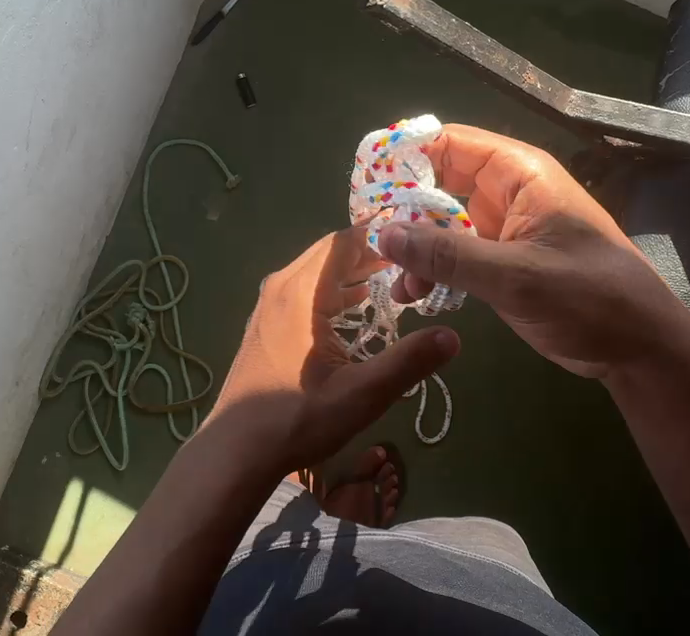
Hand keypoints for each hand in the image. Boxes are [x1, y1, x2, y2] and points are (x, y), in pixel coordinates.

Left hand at [203, 229, 459, 475]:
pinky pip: (304, 292)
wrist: (236, 452)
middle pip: (329, 254)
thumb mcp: (361, 394)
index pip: (342, 241)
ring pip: (316, 274)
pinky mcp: (267, 325)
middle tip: (410, 264)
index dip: (379, 236)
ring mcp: (269, 306)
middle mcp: (281, 287)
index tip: (414, 241)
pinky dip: (332, 293)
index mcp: (300, 291)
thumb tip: (453, 336)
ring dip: (351, 275)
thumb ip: (408, 362)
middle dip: (369, 255)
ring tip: (391, 283)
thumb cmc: (297, 418)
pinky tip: (356, 311)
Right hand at [379, 124, 678, 378]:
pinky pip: (454, 254)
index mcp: (519, 174)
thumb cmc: (591, 298)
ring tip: (397, 284)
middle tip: (372, 240)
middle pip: (439, 183)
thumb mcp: (516, 276)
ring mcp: (503, 228)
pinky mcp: (501, 262)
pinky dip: (431, 271)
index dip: (407, 158)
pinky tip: (414, 296)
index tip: (369, 186)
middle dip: (404, 212)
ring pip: (442, 224)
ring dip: (415, 249)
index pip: (450, 143)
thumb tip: (382, 232)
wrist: (641, 352)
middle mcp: (507, 192)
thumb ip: (447, 254)